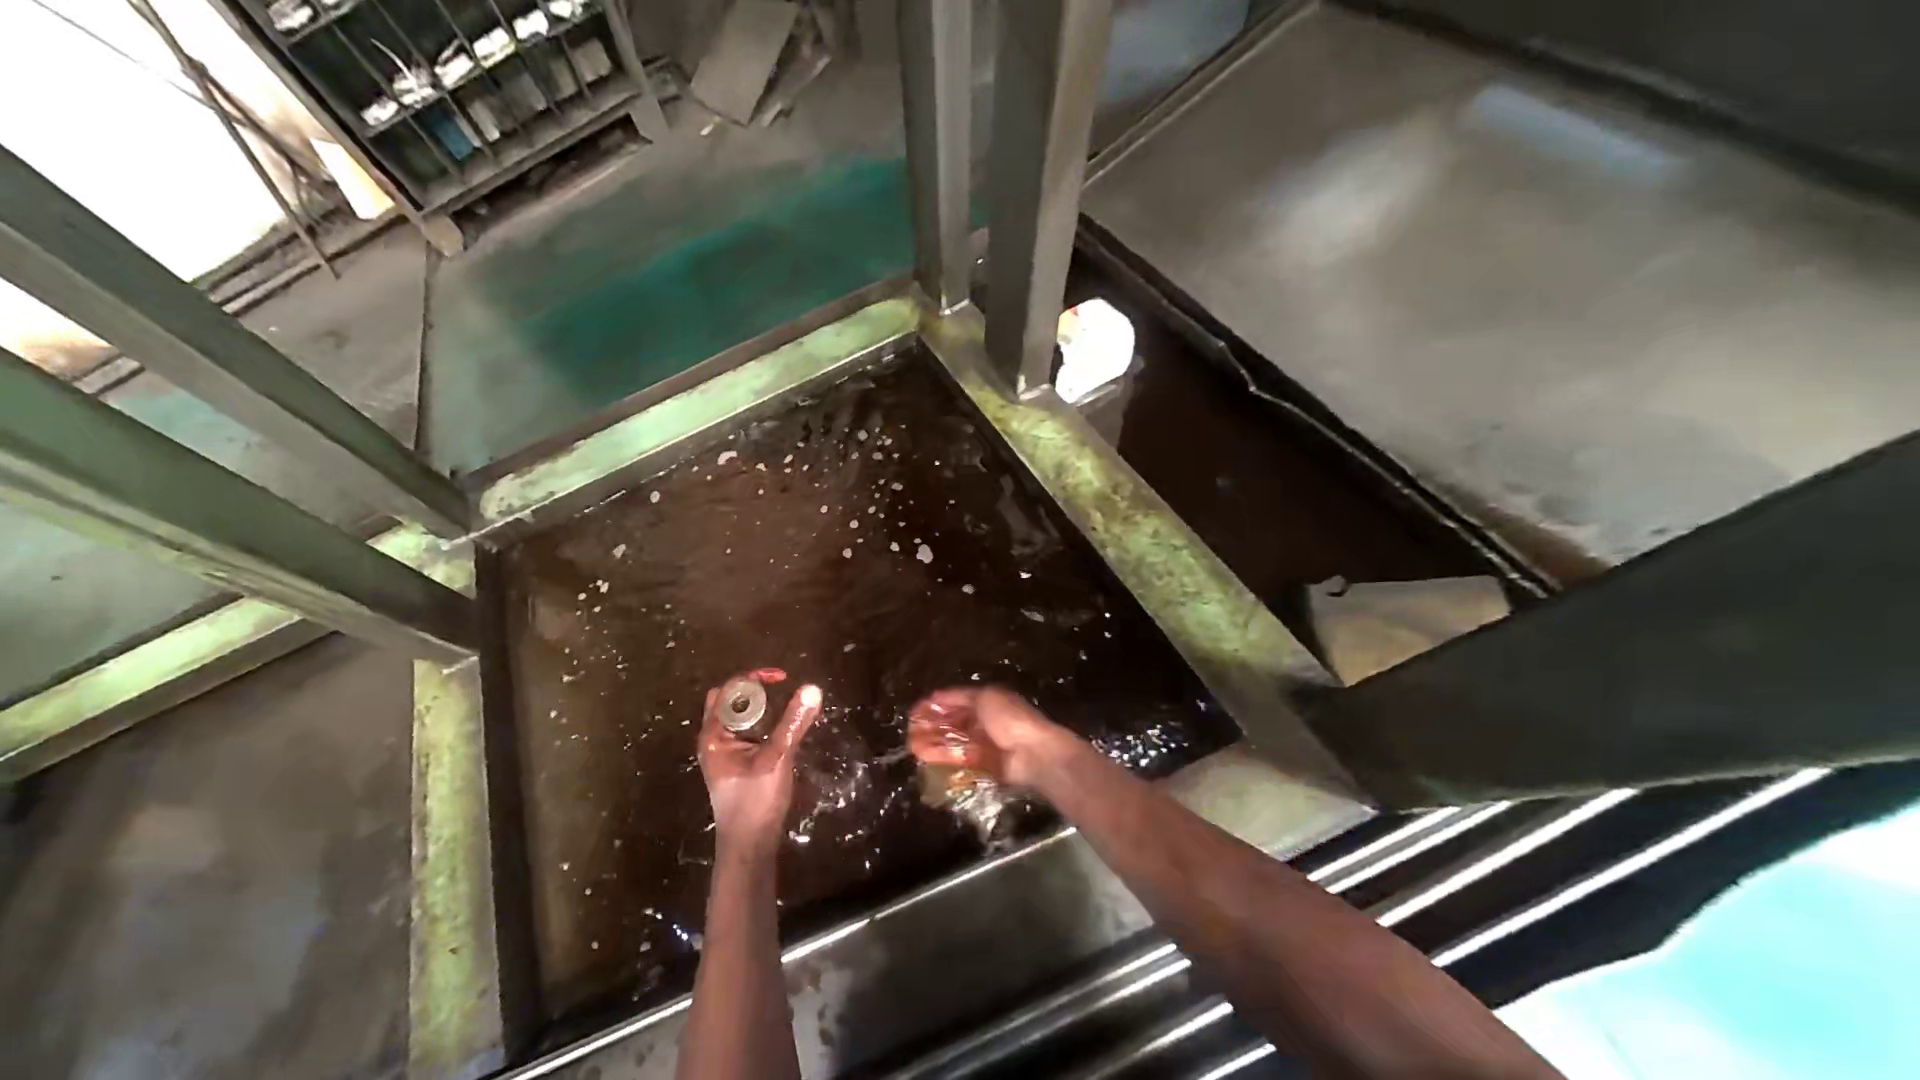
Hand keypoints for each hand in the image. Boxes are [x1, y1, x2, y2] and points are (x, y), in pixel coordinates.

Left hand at [698, 668, 821, 854]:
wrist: (749, 845)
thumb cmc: (756, 800)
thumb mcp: (777, 757)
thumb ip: (793, 723)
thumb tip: (812, 689)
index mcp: (714, 735)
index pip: (728, 690)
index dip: (754, 678)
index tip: (782, 678)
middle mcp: (713, 740)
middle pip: (727, 700)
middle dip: (753, 689)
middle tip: (779, 689)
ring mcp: (722, 753)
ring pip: (736, 716)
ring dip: (757, 706)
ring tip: (782, 705)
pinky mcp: (734, 764)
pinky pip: (743, 731)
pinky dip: (759, 722)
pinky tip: (779, 730)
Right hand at [906, 685, 1076, 787]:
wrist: (1033, 752)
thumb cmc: (1010, 718)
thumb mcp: (985, 697)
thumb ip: (960, 697)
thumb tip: (937, 696)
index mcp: (988, 702)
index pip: (958, 701)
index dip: (937, 704)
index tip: (916, 710)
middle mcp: (986, 722)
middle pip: (955, 723)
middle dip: (933, 725)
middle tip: (910, 730)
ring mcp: (985, 744)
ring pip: (954, 742)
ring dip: (934, 742)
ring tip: (912, 746)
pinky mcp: (985, 765)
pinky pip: (961, 760)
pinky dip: (943, 757)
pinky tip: (925, 757)